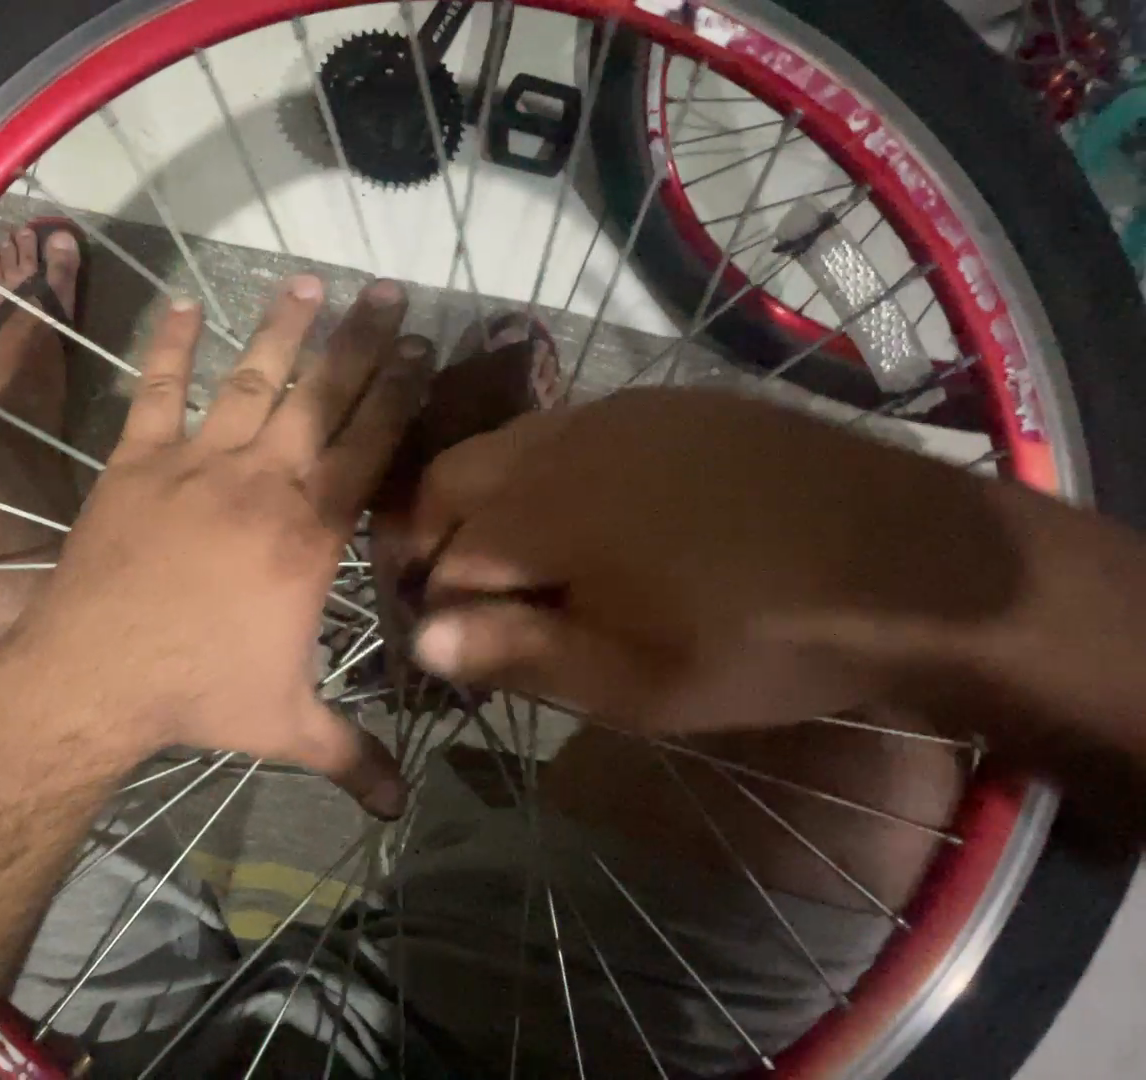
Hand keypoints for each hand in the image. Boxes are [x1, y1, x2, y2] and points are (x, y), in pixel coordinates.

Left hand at [7, 277, 431, 817]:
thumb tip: (401, 808)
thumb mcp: (288, 728)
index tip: (420, 349)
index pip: (368, 448)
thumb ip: (352, 755)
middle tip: (384, 291)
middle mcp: (261, 481)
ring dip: (281, 330)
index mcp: (308, 533)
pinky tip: (181, 305)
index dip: (398, 395)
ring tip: (308, 283)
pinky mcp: (135, 463)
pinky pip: (157, 392)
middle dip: (358, 341)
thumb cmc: (198, 693)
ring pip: (250, 380)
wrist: (98, 673)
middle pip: (321, 397)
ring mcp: (195, 463)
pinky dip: (169, 347)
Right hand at [377, 387, 1025, 733]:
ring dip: (481, 500)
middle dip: (430, 534)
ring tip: (518, 556)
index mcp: (543, 515)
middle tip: (458, 590)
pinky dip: (538, 472)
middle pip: (446, 480)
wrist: (924, 564)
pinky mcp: (660, 404)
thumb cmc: (763, 642)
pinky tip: (586, 514)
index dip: (434, 605)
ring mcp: (611, 413)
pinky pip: (562, 430)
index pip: (443, 557)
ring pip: (500, 449)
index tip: (454, 644)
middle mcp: (558, 446)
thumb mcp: (635, 682)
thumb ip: (518, 654)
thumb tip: (418, 641)